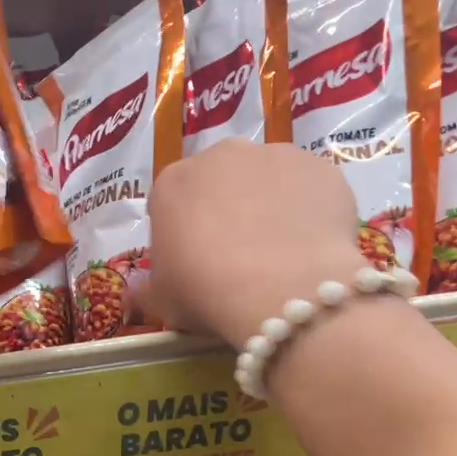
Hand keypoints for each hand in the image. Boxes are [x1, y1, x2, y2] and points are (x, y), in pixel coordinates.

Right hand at [145, 140, 365, 345]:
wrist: (280, 288)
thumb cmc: (204, 291)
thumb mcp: (161, 300)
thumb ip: (145, 289)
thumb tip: (134, 292)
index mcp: (172, 183)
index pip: (167, 201)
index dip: (177, 232)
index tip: (187, 261)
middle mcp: (221, 155)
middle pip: (218, 181)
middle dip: (222, 209)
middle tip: (232, 255)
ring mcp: (275, 155)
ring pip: (266, 180)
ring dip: (266, 206)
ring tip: (274, 253)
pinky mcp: (321, 167)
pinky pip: (307, 189)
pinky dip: (305, 211)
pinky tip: (306, 246)